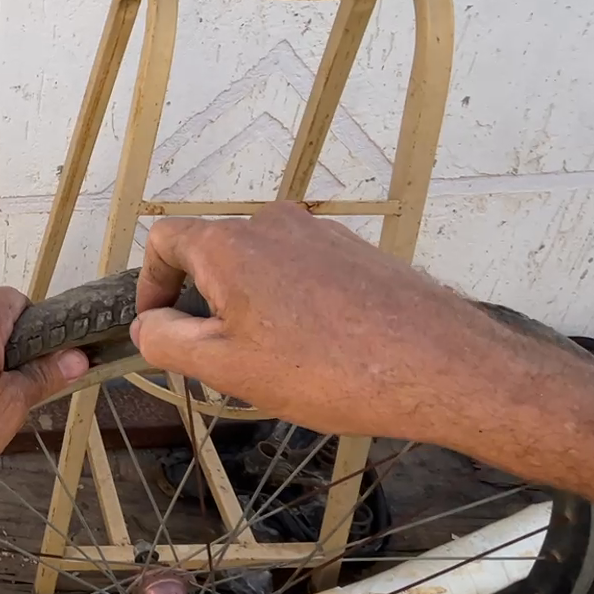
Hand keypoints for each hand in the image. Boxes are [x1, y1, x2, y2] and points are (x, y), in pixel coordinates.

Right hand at [129, 202, 535, 444]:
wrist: (447, 369)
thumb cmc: (323, 369)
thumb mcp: (224, 366)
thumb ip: (164, 341)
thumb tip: (146, 325)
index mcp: (228, 244)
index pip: (162, 241)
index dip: (149, 285)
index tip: (161, 327)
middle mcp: (270, 223)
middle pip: (210, 253)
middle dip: (201, 302)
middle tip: (219, 357)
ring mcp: (318, 233)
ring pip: (255, 264)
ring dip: (244, 303)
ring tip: (272, 358)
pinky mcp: (356, 251)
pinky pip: (298, 269)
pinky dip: (287, 300)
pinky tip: (316, 347)